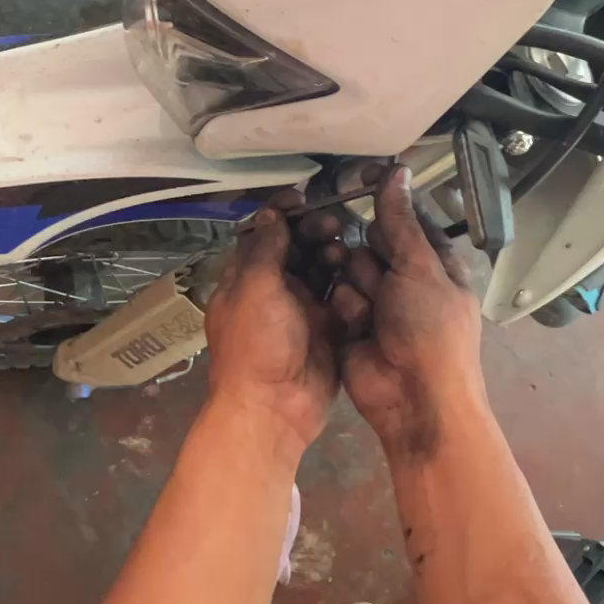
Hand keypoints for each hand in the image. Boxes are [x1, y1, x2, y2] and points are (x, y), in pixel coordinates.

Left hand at [201, 194, 339, 453]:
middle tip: (335, 224)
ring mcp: (303, 311)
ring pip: (322, 271)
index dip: (282, 212)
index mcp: (247, 278)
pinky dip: (348, 285)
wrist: (274, 407)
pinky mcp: (329, 329)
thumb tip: (269, 214)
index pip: (263, 233)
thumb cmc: (256, 342)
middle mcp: (275, 290)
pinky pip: (341, 298)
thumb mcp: (254, 288)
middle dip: (315, 232)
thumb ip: (264, 248)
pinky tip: (356, 276)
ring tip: (345, 251)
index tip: (304, 196)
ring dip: (333, 256)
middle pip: (298, 248)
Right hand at [318, 166, 485, 460]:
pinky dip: (346, 306)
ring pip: (351, 265)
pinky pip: (338, 295)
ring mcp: (376, 300)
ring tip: (369, 303)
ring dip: (357, 280)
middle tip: (370, 260)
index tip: (360, 175)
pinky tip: (355, 321)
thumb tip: (398, 170)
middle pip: (371, 239)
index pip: (406, 216)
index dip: (386, 196)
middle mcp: (405, 276)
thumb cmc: (430, 328)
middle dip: (366, 246)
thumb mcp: (420, 268)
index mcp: (434, 260)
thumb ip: (401, 221)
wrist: (413, 398)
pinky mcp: (350, 321)